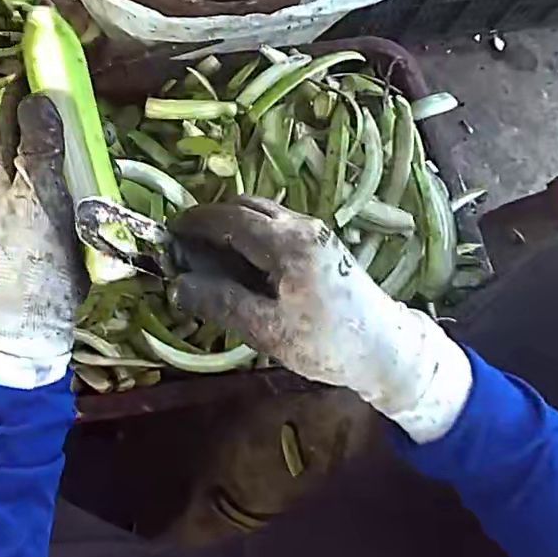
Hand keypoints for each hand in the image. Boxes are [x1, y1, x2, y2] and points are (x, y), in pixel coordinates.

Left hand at [0, 90, 87, 388]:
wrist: (36, 308)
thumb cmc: (32, 248)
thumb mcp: (37, 192)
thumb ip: (40, 144)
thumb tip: (41, 92)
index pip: (7, 107)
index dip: (24, 78)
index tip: (51, 57)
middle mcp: (11, 171)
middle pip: (28, 122)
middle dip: (51, 100)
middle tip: (81, 85)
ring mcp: (30, 190)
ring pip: (47, 145)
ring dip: (67, 128)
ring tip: (93, 116)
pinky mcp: (49, 208)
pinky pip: (62, 170)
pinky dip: (77, 157)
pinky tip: (97, 158)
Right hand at [167, 196, 472, 441]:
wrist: (388, 351)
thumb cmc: (326, 344)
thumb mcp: (267, 330)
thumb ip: (220, 302)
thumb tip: (176, 284)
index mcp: (287, 244)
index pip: (228, 218)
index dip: (194, 222)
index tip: (170, 232)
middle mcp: (300, 225)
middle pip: (244, 206)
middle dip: (211, 220)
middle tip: (188, 247)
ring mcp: (313, 230)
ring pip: (260, 212)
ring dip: (230, 225)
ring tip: (211, 257)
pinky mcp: (319, 241)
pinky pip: (274, 224)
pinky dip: (249, 232)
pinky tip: (242, 263)